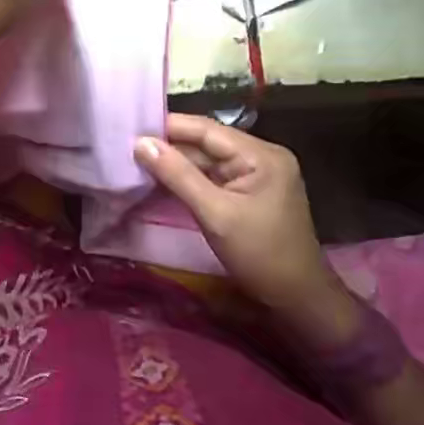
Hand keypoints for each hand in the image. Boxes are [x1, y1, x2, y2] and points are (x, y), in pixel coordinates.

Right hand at [134, 114, 361, 348]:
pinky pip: (212, 176)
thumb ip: (178, 175)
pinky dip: (188, 178)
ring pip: (207, 159)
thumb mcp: (215, 213)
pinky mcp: (248, 191)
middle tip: (127, 147)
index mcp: (261, 154)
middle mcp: (261, 156)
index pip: (207, 129)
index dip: (168, 127)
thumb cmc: (260, 254)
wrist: (297, 297)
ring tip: (136, 160)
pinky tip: (160, 178)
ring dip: (175, 162)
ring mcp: (255, 174)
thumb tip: (141, 143)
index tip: (131, 128)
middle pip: (206, 142)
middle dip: (169, 145)